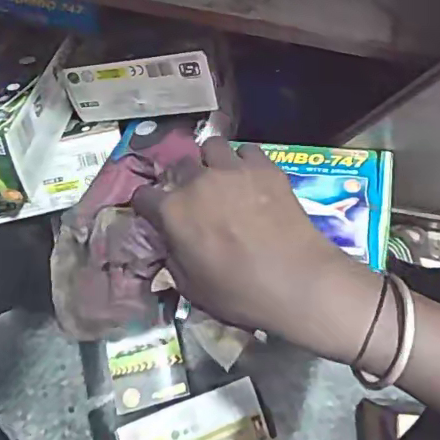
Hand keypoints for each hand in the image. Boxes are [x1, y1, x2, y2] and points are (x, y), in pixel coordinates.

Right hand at [132, 139, 375, 361]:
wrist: (297, 282)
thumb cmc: (239, 293)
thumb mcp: (191, 287)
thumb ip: (172, 259)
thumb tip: (170, 243)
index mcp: (173, 211)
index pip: (143, 195)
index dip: (147, 205)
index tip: (154, 213)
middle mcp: (198, 182)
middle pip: (179, 164)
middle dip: (181, 178)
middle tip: (194, 196)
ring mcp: (233, 170)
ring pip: (212, 146)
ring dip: (212, 161)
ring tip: (222, 177)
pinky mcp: (265, 168)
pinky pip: (247, 151)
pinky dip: (245, 161)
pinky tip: (252, 178)